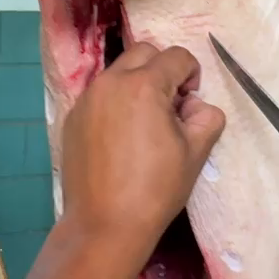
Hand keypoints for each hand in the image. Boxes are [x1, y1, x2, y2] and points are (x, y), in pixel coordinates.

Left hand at [57, 43, 226, 259]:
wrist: (104, 226)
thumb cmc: (155, 188)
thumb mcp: (196, 152)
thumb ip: (206, 116)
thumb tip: (193, 105)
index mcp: (144, 85)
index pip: (177, 56)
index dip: (192, 75)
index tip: (190, 104)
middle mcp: (111, 81)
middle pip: (144, 52)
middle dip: (163, 70)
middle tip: (170, 107)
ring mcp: (87, 98)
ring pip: (119, 72)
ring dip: (137, 84)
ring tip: (144, 124)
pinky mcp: (72, 117)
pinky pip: (100, 95)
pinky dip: (115, 103)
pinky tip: (120, 139)